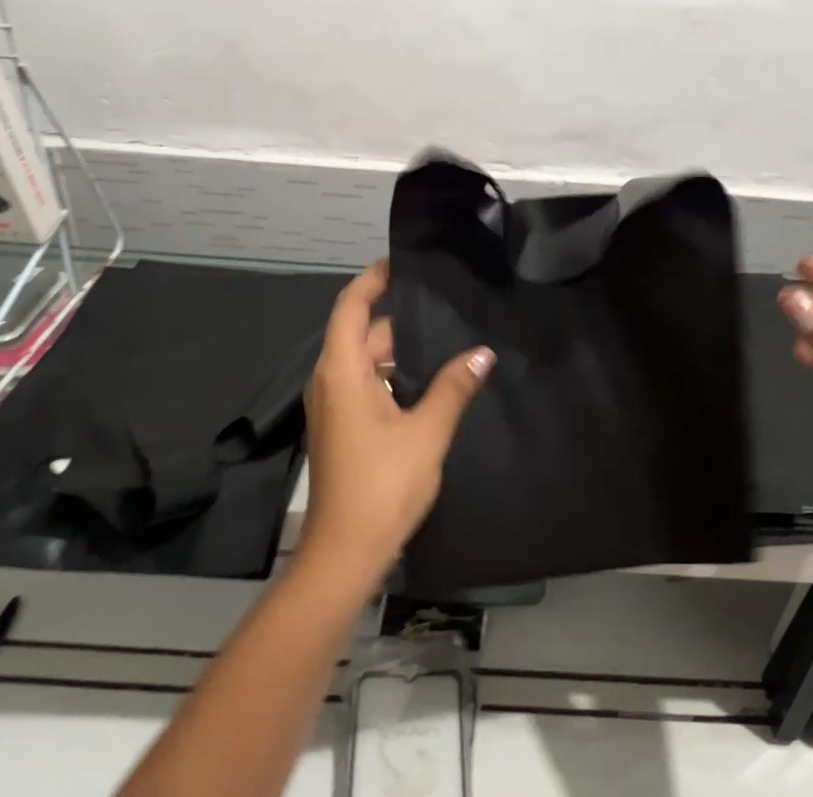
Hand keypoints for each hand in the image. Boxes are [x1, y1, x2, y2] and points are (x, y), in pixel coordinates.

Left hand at [299, 262, 494, 578]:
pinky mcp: (341, 429)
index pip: (351, 308)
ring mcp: (333, 407)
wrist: (345, 550)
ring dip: (398, 352)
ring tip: (446, 340)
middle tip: (445, 306)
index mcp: (342, 372)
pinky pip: (364, 386)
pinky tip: (428, 384)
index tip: (401, 262)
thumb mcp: (426, 433)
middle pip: (361, 334)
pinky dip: (392, 377)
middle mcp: (330, 382)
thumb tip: (482, 353)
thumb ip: (453, 388)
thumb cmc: (383, 485)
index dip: (373, 281)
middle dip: (399, 319)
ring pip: (364, 363)